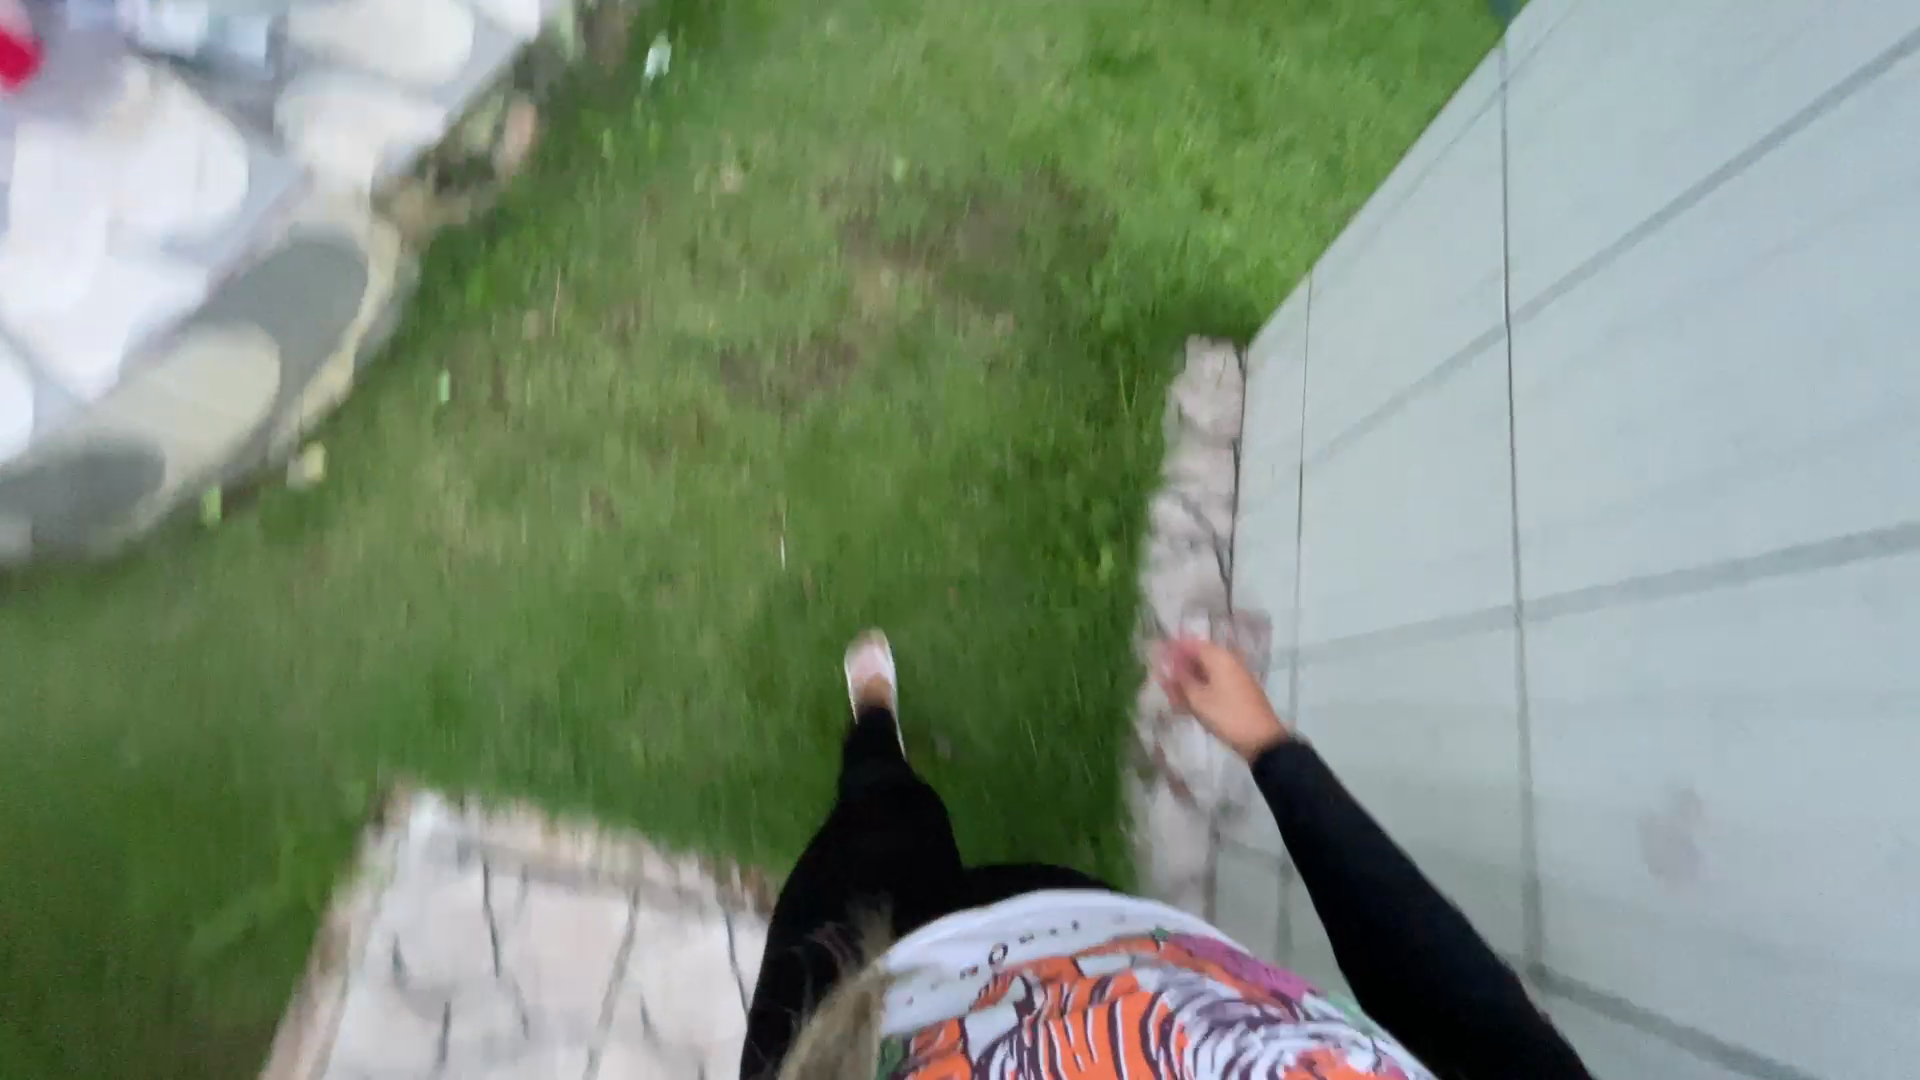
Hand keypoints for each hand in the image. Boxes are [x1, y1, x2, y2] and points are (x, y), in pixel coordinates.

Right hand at [1153, 637, 1289, 761]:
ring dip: (1187, 682)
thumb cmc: (1226, 715)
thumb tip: (1167, 664)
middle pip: (1198, 658)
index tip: (1156, 657)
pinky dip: (1199, 690)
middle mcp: (1228, 662)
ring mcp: (1235, 677)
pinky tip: (1187, 704)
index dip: (1172, 648)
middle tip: (1162, 681)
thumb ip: (1180, 679)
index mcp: (1219, 657)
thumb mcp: (1197, 698)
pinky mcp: (1238, 692)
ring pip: (1204, 673)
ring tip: (1172, 696)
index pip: (1190, 643)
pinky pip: (1213, 684)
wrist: (1262, 740)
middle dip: (1179, 668)